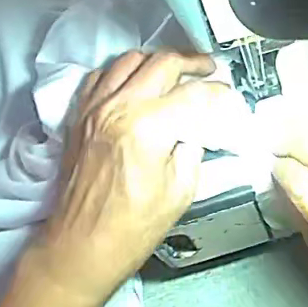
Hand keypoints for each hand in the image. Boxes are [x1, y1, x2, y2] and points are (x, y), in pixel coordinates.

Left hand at [27, 50, 238, 306]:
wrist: (80, 247)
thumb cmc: (129, 229)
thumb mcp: (180, 192)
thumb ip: (193, 150)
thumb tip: (198, 129)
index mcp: (147, 127)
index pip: (192, 93)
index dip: (217, 92)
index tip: (227, 95)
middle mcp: (118, 108)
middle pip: (162, 63)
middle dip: (192, 62)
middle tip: (208, 69)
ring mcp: (94, 109)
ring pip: (130, 60)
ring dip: (157, 60)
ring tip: (175, 69)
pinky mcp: (79, 116)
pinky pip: (101, 76)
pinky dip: (122, 71)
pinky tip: (134, 80)